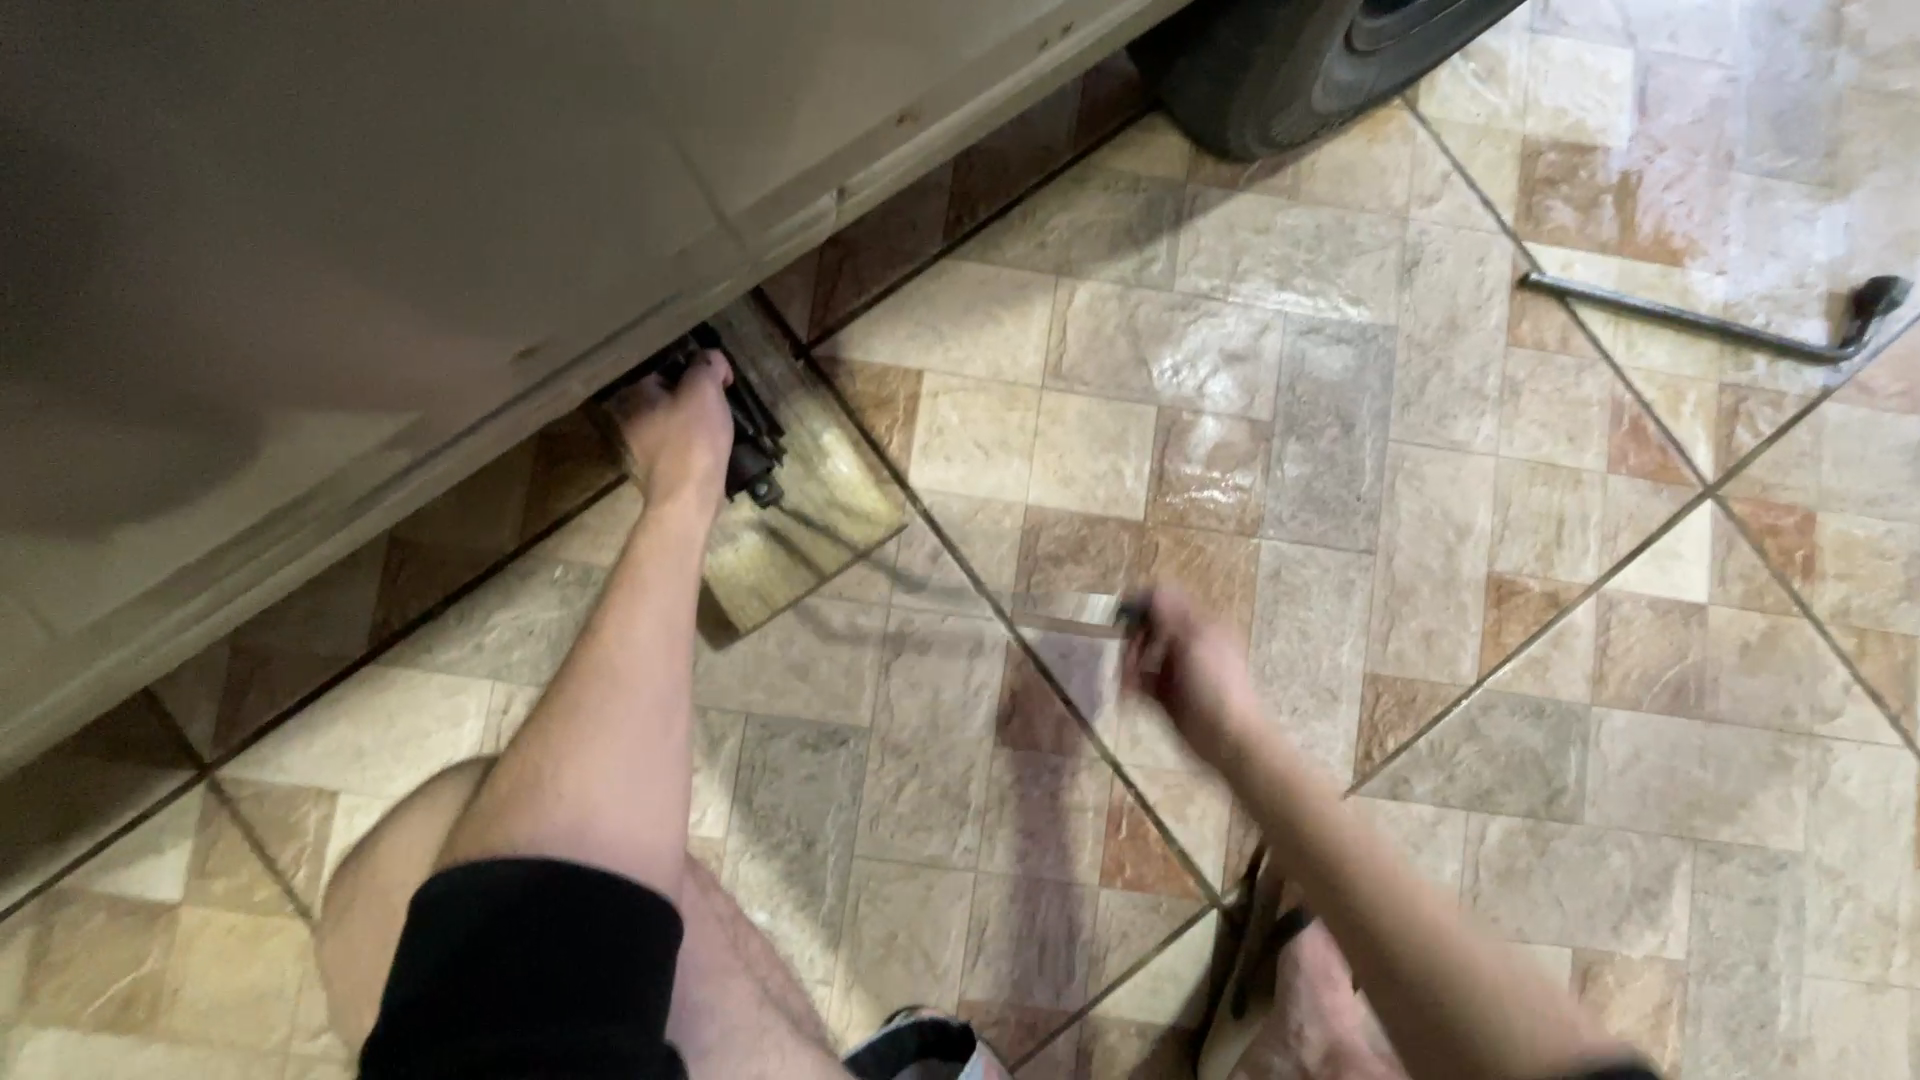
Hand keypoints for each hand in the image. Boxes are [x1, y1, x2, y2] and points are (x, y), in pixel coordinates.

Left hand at [605, 350, 734, 516]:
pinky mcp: (659, 467)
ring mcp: (643, 446)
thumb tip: (712, 359)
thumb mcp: (704, 389)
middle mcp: (631, 418)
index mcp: (635, 395)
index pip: (665, 367)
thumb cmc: (694, 438)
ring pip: (676, 420)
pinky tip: (712, 448)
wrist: (689, 497)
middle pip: (671, 394)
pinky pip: (680, 443)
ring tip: (720, 425)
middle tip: (722, 401)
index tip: (719, 379)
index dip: (695, 368)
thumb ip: (707, 364)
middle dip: (697, 395)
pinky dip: (696, 442)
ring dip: (698, 419)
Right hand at [1122, 584, 1263, 769]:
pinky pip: (1139, 682)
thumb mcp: (1195, 641)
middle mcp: (1186, 643)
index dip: (1141, 606)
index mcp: (1199, 624)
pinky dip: (1130, 686)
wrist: (1230, 739)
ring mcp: (1175, 669)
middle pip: (1146, 628)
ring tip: (1127, 684)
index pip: (1164, 601)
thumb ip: (1169, 614)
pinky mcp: (1164, 695)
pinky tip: (1128, 697)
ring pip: (1140, 655)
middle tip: (1131, 659)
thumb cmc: (1217, 687)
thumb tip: (1151, 586)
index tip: (1122, 619)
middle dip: (1132, 642)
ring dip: (1128, 666)